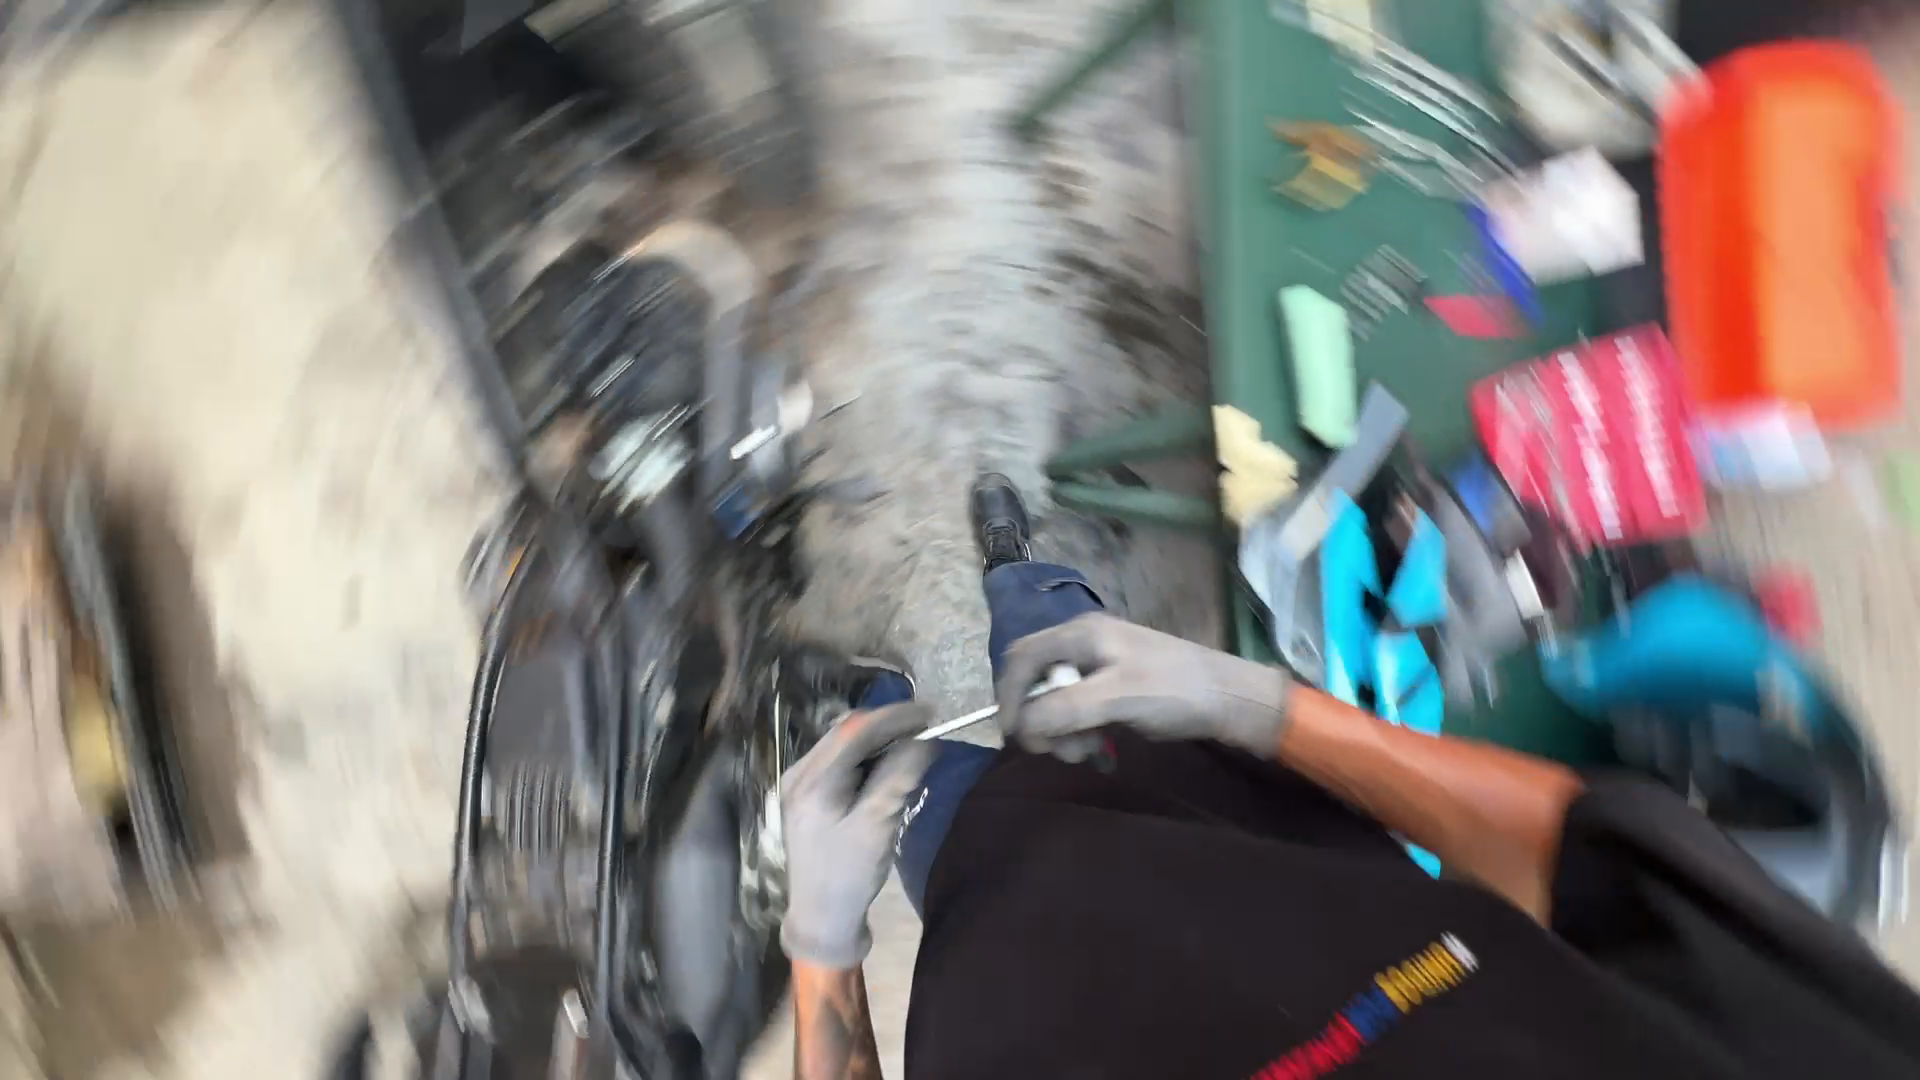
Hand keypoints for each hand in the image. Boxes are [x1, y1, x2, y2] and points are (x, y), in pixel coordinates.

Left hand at [779, 704, 934, 968]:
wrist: (820, 920)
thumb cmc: (849, 876)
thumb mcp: (878, 826)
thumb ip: (899, 778)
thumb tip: (926, 741)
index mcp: (813, 781)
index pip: (856, 730)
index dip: (895, 716)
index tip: (930, 714)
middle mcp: (799, 773)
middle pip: (848, 732)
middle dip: (888, 726)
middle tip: (925, 728)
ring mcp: (799, 782)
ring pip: (844, 744)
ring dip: (878, 740)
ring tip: (911, 745)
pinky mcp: (807, 793)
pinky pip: (841, 760)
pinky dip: (867, 756)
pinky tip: (888, 765)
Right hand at [995, 613, 1292, 757]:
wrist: (1231, 697)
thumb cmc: (1175, 691)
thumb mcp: (1117, 698)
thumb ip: (1064, 709)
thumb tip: (1021, 725)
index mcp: (1080, 634)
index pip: (1022, 657)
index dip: (1009, 694)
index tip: (1014, 735)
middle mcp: (1083, 642)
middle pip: (1035, 678)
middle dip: (1039, 717)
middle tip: (1060, 750)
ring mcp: (1097, 662)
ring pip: (1053, 697)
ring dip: (1060, 728)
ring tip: (1088, 751)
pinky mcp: (1110, 683)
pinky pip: (1075, 706)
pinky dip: (1078, 728)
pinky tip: (1099, 745)